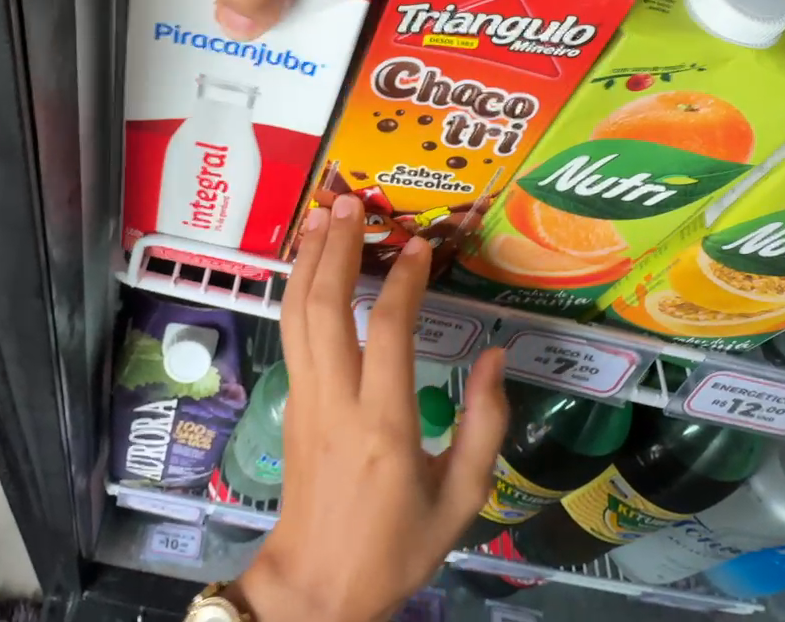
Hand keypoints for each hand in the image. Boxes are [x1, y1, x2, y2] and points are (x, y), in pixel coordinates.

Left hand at [229, 195, 509, 621]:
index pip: (389, 333)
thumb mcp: (461, 500)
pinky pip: (291, 329)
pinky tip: (307, 261)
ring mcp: (304, 395)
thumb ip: (483, 424)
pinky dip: (297, 286)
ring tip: (323, 213)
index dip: (405, 282)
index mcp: (384, 426)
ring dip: (309, 257)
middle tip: (352, 202)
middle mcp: (335, 399)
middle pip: (326, 306)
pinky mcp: (290, 398)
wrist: (317, 583)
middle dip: (337, 247)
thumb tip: (494, 355)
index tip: (420, 246)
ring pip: (297, 311)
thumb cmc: (395, 546)